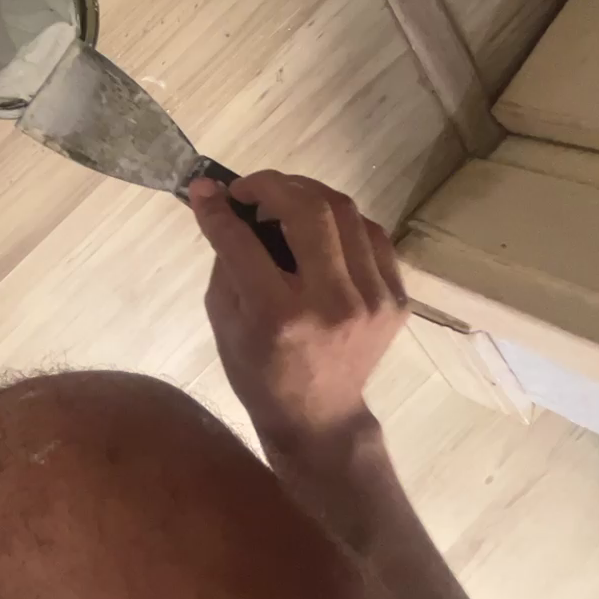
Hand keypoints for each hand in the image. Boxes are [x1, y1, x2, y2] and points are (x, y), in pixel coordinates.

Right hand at [187, 171, 406, 450]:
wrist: (318, 413)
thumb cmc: (256, 368)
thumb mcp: (223, 315)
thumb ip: (224, 256)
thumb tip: (214, 200)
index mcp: (278, 315)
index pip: (243, 241)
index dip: (218, 208)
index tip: (203, 188)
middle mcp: (332, 302)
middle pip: (308, 211)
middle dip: (270, 185)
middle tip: (246, 189)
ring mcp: (373, 299)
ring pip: (345, 212)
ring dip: (305, 193)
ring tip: (279, 198)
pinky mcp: (396, 297)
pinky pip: (371, 234)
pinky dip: (338, 218)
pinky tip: (315, 223)